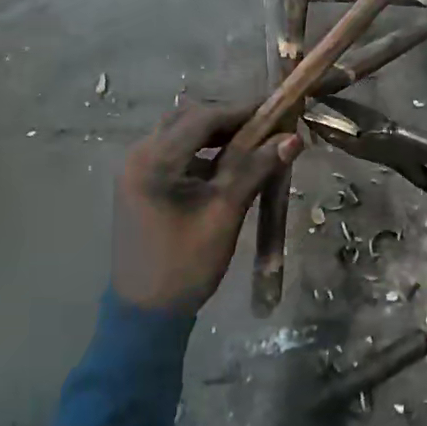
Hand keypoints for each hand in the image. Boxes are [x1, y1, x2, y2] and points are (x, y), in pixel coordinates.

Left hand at [111, 103, 303, 311]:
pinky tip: (223, 165)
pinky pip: (170, 153)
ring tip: (249, 143)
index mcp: (153, 159)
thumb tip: (292, 138)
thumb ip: (255, 170)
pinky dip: (197, 152)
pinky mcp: (138, 182)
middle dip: (225, 120)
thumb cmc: (186, 265)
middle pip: (186, 119)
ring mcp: (134, 168)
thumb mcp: (224, 214)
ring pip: (177, 134)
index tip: (273, 111)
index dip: (239, 112)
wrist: (145, 314)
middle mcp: (138, 154)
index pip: (200, 118)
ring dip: (211, 135)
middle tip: (262, 128)